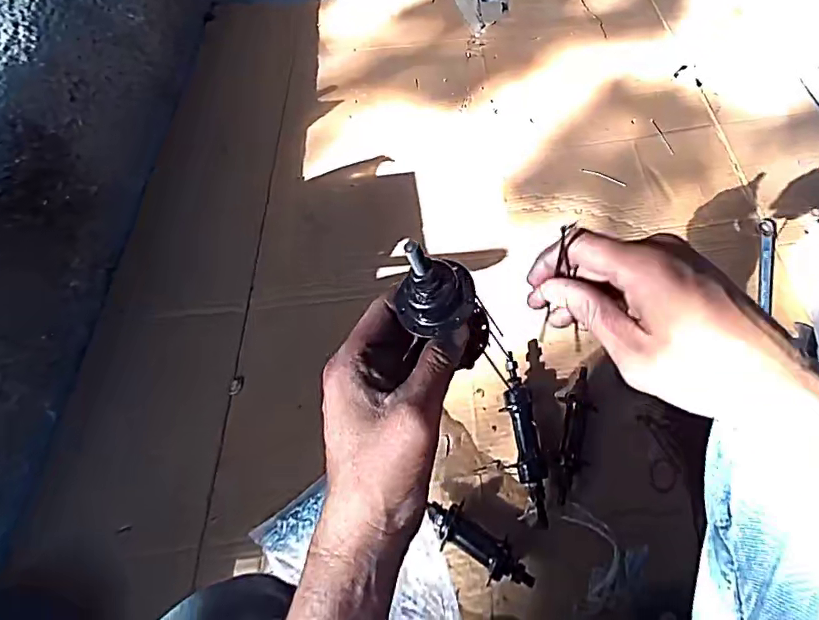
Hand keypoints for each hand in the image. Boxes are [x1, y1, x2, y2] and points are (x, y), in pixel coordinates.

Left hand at [310, 295, 464, 565]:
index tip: (442, 287)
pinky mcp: (391, 408)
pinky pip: (415, 371)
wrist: (371, 531)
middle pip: (399, 327)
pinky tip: (459, 358)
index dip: (414, 295)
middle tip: (463, 309)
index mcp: (350, 365)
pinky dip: (437, 362)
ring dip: (438, 340)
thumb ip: (436, 363)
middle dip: (432, 317)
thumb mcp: (413, 411)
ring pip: (410, 349)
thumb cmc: (376, 480)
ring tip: (467, 330)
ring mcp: (375, 391)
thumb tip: (455, 329)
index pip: (383, 309)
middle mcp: (359, 373)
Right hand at [525, 231, 806, 420]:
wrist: (773, 378)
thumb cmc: (705, 371)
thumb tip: (555, 288)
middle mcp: (660, 248)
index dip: (548, 264)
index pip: (577, 244)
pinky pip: (642, 266)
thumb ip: (589, 311)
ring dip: (594, 284)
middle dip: (568, 278)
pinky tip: (614, 313)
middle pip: (598, 250)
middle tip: (549, 310)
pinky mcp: (692, 267)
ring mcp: (679, 255)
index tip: (533, 291)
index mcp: (642, 263)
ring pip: (619, 259)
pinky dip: (619, 285)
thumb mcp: (634, 351)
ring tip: (577, 318)